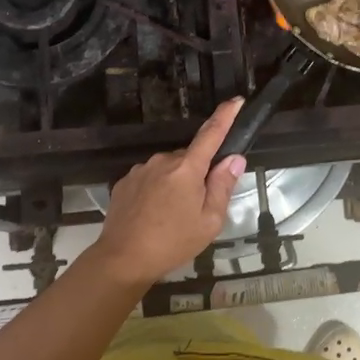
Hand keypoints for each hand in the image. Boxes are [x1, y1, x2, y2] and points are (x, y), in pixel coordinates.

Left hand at [93, 98, 246, 284]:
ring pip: (169, 168)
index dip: (225, 116)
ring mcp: (141, 169)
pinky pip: (150, 178)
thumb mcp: (210, 221)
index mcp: (187, 168)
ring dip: (176, 183)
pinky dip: (158, 190)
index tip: (236, 101)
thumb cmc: (173, 242)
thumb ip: (222, 186)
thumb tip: (234, 159)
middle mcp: (162, 161)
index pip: (211, 134)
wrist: (123, 258)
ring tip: (173, 215)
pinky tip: (154, 214)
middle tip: (199, 205)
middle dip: (198, 173)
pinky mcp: (125, 181)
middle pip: (190, 158)